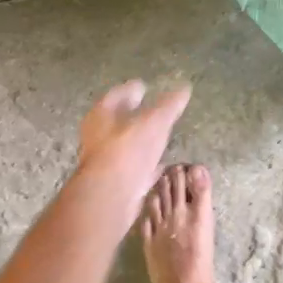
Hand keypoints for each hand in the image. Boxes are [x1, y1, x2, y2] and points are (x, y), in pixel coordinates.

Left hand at [73, 80, 190, 221]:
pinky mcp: (113, 180)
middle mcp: (98, 134)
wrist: (109, 196)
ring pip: (125, 143)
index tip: (146, 87)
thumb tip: (184, 88)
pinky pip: (132, 165)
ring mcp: (104, 159)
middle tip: (154, 110)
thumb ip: (169, 105)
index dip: (134, 89)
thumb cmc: (128, 149)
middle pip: (119, 119)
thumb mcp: (156, 121)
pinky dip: (144, 162)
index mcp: (102, 113)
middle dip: (135, 114)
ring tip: (160, 136)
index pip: (119, 93)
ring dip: (140, 139)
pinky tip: (159, 163)